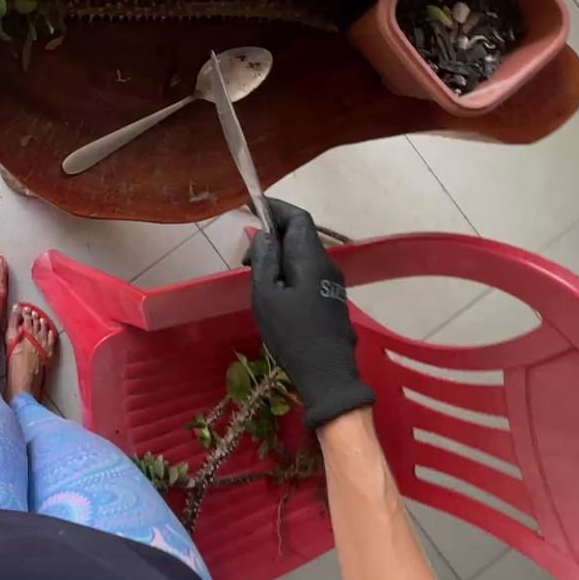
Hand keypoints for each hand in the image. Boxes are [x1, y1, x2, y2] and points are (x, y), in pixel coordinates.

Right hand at [244, 198, 374, 428]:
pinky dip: (288, 267)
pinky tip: (273, 287)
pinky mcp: (331, 295)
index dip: (276, 208)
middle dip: (272, 234)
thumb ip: (263, 260)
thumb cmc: (292, 333)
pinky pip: (307, 269)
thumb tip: (262, 234)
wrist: (327, 372)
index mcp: (310, 259)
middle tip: (246, 255)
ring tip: (255, 273)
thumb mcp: (266, 295)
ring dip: (279, 254)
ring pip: (302, 253)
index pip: (297, 218)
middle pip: (300, 234)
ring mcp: (332, 280)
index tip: (254, 206)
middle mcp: (326, 263)